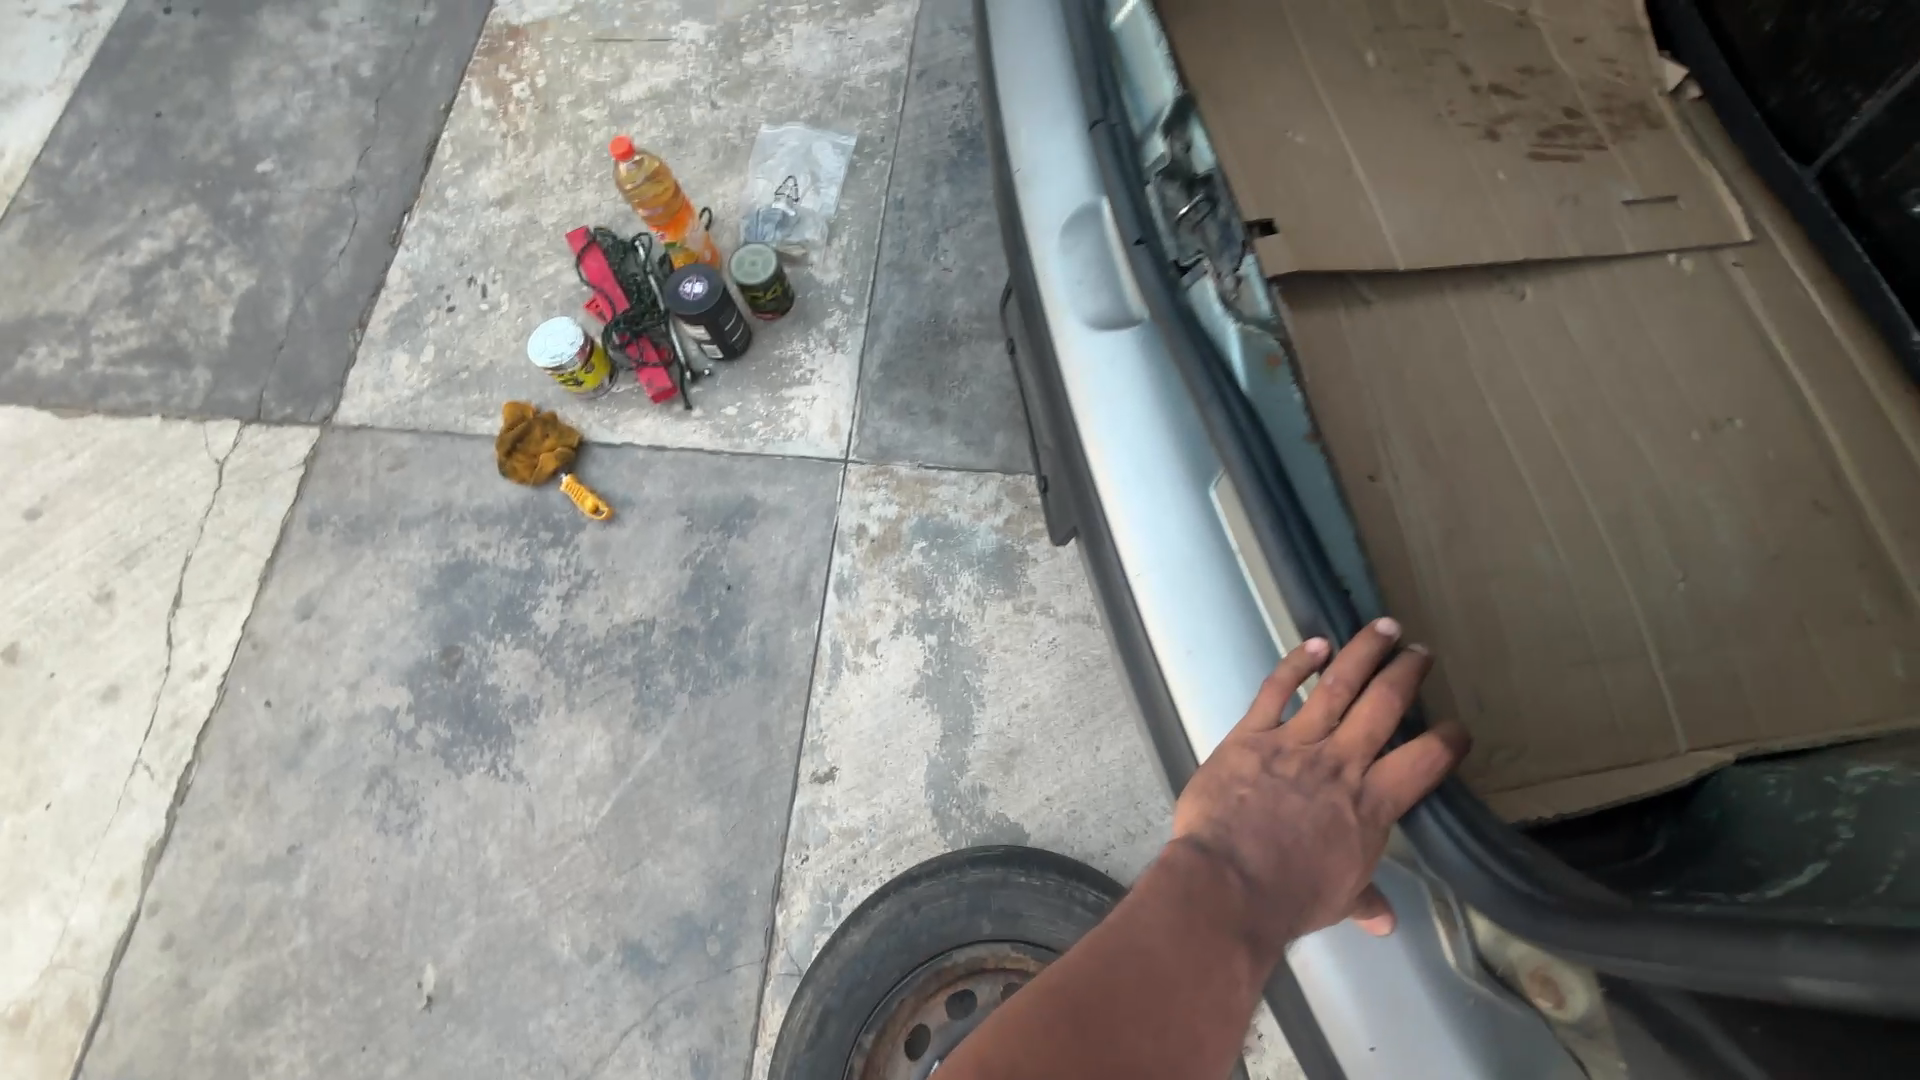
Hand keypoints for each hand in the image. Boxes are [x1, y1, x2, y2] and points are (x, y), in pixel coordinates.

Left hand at [1171, 620, 1469, 957]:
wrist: (1228, 880)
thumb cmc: (1288, 896)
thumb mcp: (1336, 899)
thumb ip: (1363, 898)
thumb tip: (1384, 921)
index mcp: (1370, 805)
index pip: (1423, 764)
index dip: (1446, 742)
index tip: (1457, 727)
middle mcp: (1339, 764)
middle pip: (1383, 707)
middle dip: (1405, 675)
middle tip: (1420, 651)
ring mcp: (1294, 743)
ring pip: (1336, 686)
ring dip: (1363, 653)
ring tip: (1383, 626)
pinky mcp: (1250, 734)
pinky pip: (1276, 690)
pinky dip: (1297, 663)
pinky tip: (1315, 643)